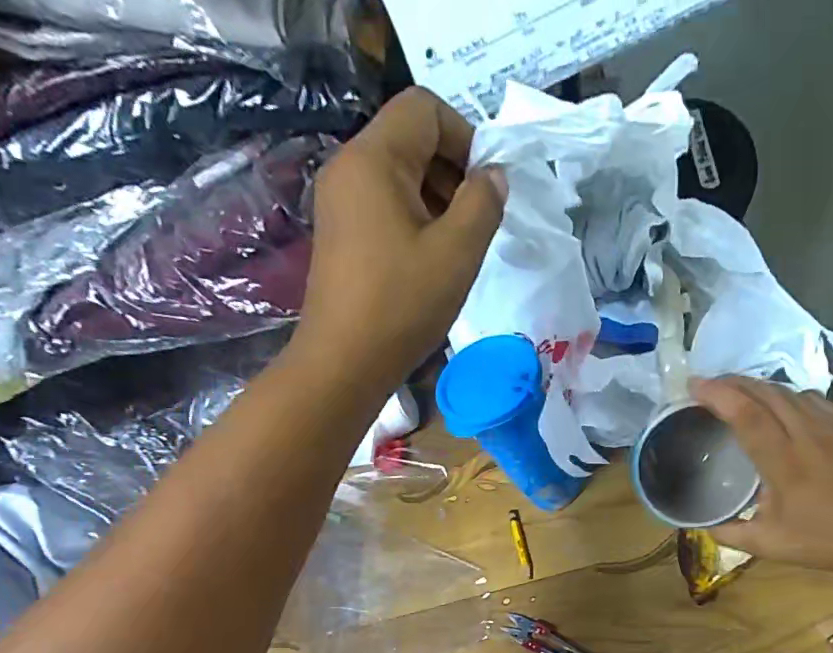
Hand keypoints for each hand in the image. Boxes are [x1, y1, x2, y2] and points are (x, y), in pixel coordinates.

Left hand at [296, 88, 506, 375]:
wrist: (343, 363)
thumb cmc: (402, 305)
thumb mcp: (458, 252)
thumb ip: (484, 202)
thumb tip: (493, 176)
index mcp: (373, 159)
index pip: (424, 108)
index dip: (465, 136)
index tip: (485, 187)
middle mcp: (348, 167)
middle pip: (411, 138)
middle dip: (453, 169)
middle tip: (476, 221)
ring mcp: (339, 201)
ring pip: (399, 174)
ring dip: (437, 197)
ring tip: (457, 246)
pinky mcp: (339, 232)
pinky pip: (383, 203)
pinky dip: (414, 217)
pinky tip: (430, 260)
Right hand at [694, 376, 832, 578]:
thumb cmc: (827, 542)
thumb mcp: (770, 545)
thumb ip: (730, 534)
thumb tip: (701, 525)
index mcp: (785, 464)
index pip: (747, 416)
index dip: (718, 396)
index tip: (694, 387)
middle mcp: (808, 436)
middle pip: (765, 393)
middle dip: (732, 383)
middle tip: (707, 386)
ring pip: (789, 392)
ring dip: (757, 387)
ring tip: (736, 392)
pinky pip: (811, 398)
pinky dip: (786, 395)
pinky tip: (778, 405)